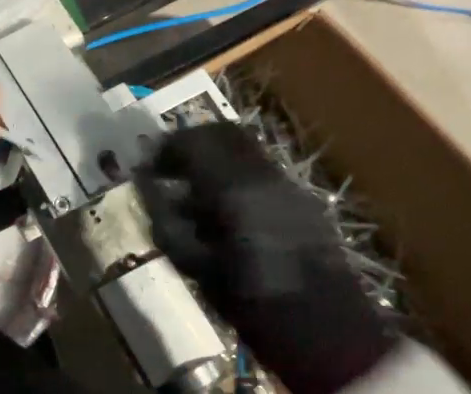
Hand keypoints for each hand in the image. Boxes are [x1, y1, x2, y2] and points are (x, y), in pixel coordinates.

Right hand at [135, 123, 395, 393]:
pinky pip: (263, 172)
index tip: (147, 169)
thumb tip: (140, 181)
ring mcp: (290, 185)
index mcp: (232, 186)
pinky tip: (229, 213)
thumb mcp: (193, 264)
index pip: (188, 140)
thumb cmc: (251, 304)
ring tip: (198, 193)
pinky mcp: (305, 202)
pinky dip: (238, 177)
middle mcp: (262, 174)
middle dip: (189, 144)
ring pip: (244, 148)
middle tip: (170, 168)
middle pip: (220, 132)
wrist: (329, 338)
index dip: (162, 149)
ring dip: (215, 159)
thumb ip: (162, 215)